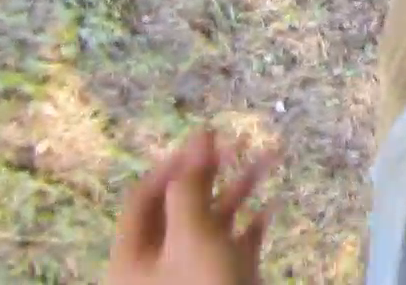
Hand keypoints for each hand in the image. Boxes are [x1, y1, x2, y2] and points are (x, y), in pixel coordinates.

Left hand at [106, 129, 277, 284]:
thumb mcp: (194, 236)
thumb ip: (192, 188)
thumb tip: (197, 138)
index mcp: (133, 257)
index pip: (143, 199)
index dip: (173, 164)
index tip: (207, 135)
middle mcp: (155, 264)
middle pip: (179, 207)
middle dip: (212, 171)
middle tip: (241, 140)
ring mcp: (189, 274)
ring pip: (211, 222)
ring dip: (240, 188)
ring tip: (271, 159)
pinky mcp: (221, 280)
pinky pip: (233, 244)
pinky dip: (251, 223)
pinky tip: (271, 208)